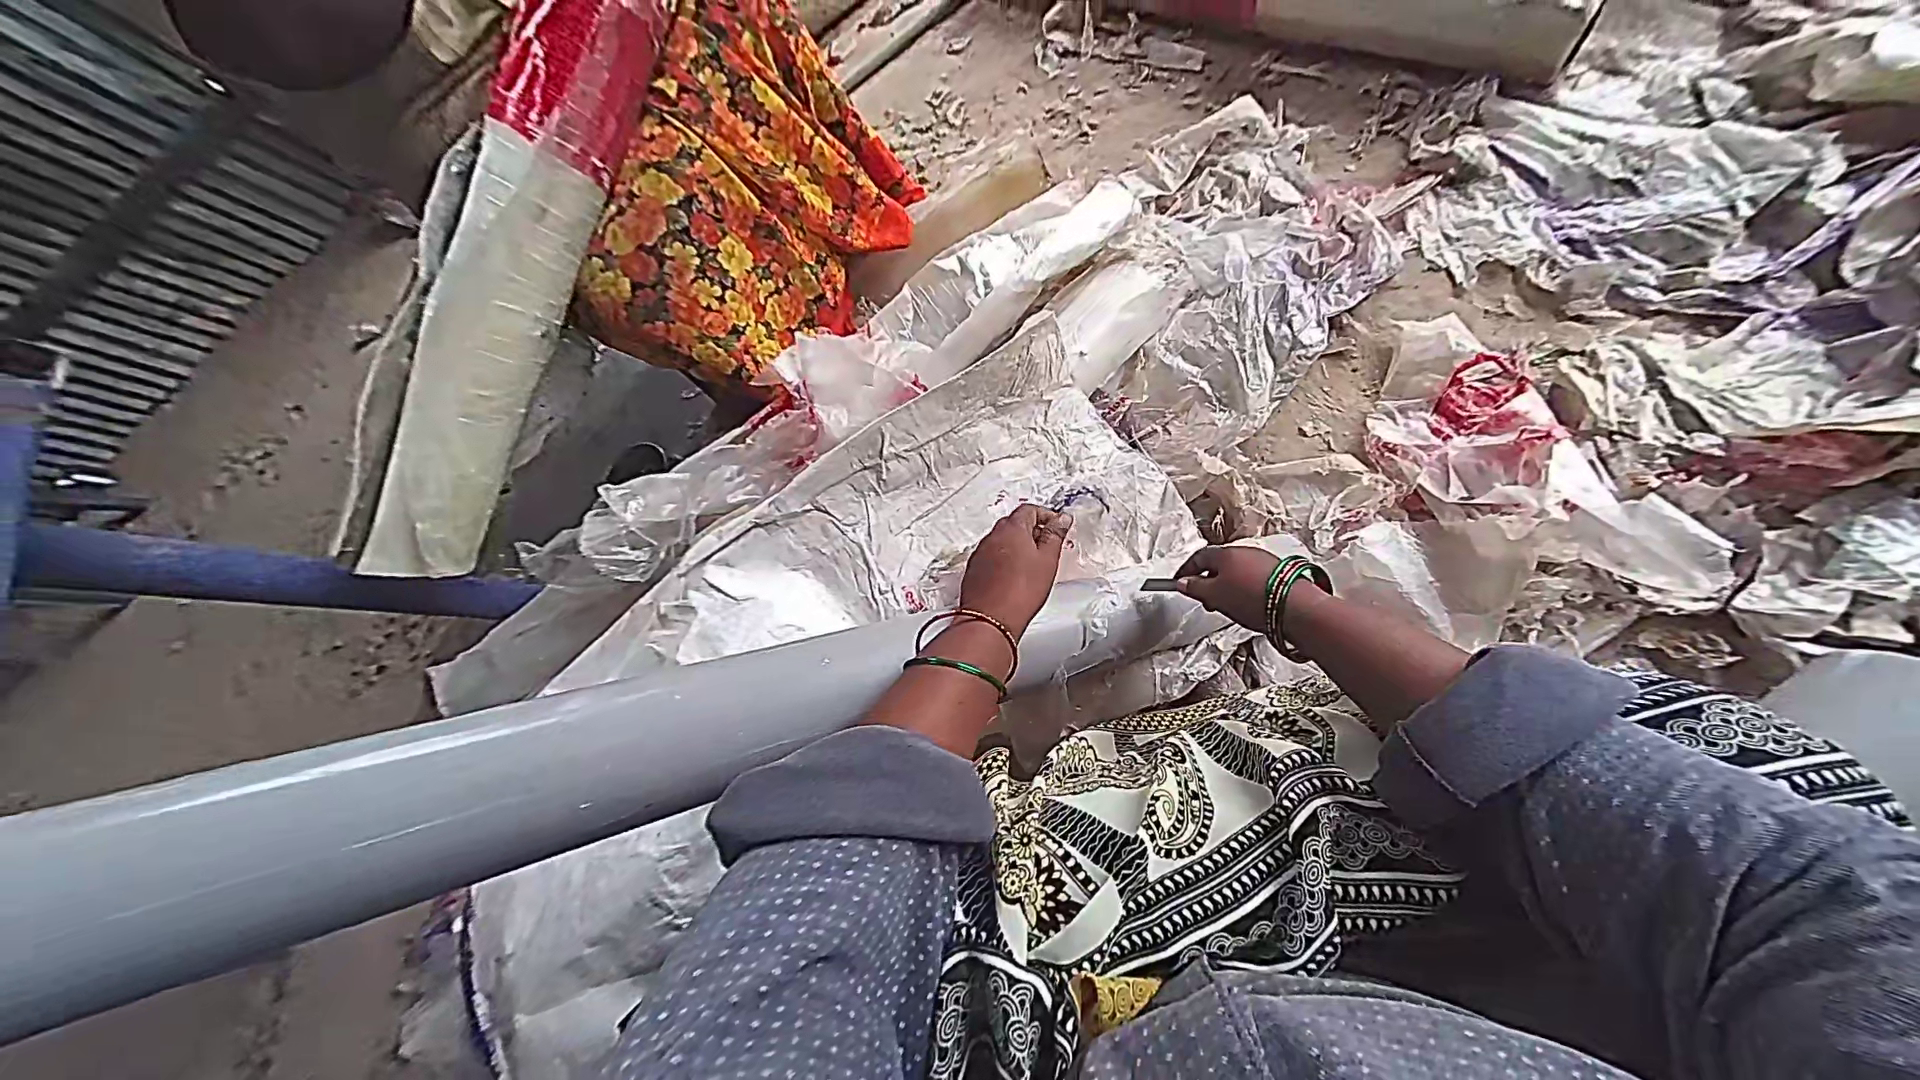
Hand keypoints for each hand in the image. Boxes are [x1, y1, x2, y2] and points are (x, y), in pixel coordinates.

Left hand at [958, 504, 1072, 636]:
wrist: (991, 619)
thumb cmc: (1019, 592)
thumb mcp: (1047, 560)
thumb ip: (1055, 535)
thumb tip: (1061, 519)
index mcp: (1012, 529)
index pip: (1029, 509)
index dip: (1046, 515)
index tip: (1057, 524)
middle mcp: (992, 537)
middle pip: (1014, 523)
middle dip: (1032, 530)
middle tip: (1047, 544)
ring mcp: (981, 553)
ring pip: (1002, 541)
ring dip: (1017, 546)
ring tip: (1032, 564)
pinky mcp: (975, 569)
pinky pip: (992, 557)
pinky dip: (1004, 560)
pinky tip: (1014, 576)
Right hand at [1172, 545, 1281, 632]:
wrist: (1294, 608)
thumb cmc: (1252, 598)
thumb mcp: (1214, 595)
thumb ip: (1195, 588)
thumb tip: (1183, 582)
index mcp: (1225, 553)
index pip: (1198, 557)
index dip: (1186, 571)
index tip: (1180, 582)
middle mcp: (1245, 552)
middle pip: (1218, 563)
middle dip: (1208, 580)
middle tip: (1203, 597)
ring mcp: (1263, 561)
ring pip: (1236, 571)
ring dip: (1227, 585)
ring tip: (1226, 605)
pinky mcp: (1278, 574)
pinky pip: (1252, 579)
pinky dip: (1244, 589)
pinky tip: (1246, 604)